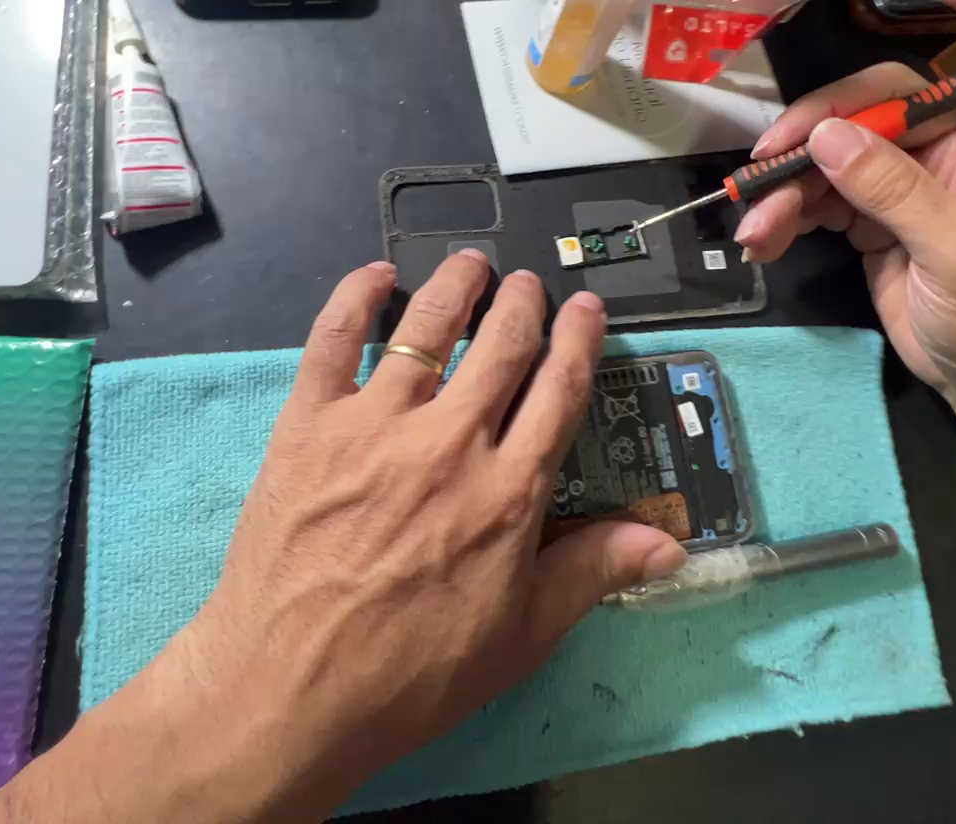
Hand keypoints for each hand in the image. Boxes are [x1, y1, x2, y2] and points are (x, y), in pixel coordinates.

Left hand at [97, 253, 683, 820]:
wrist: (287, 691)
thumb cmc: (412, 672)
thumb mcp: (521, 635)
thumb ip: (592, 572)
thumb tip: (669, 542)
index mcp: (508, 489)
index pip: (560, 390)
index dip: (580, 339)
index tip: (587, 307)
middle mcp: (450, 441)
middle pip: (501, 344)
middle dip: (523, 303)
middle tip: (529, 284)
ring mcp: (375, 425)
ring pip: (427, 327)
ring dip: (456, 285)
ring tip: (471, 264)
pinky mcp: (309, 423)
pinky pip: (333, 339)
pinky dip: (355, 297)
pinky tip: (376, 277)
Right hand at [733, 0, 955, 438]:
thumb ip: (898, 192)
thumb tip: (826, 138)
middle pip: (889, 95)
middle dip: (824, 120)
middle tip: (774, 156)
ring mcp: (912, 180)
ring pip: (840, 147)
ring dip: (791, 180)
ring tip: (759, 220)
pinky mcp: (875, 216)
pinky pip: (822, 195)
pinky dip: (789, 213)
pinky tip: (765, 238)